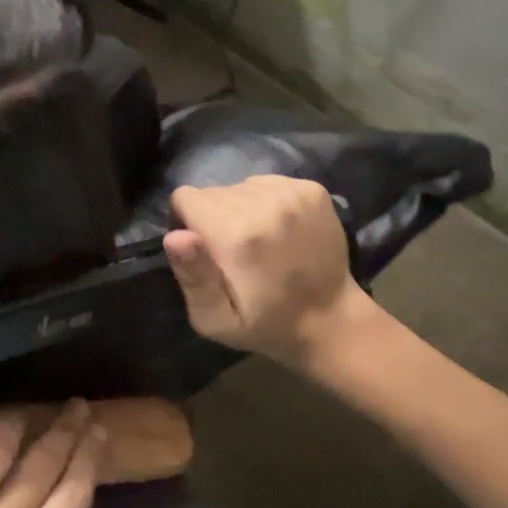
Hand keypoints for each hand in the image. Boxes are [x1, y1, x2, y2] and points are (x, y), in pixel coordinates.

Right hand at [164, 175, 374, 368]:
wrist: (332, 320)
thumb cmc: (264, 325)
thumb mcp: (214, 320)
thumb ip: (191, 277)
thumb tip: (175, 236)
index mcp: (235, 235)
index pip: (185, 197)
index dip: (187, 222)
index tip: (205, 250)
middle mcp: (264, 204)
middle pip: (212, 191)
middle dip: (214, 217)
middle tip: (234, 252)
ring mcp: (292, 194)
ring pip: (239, 185)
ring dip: (240, 208)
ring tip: (259, 241)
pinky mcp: (312, 190)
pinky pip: (266, 182)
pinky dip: (265, 201)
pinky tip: (279, 230)